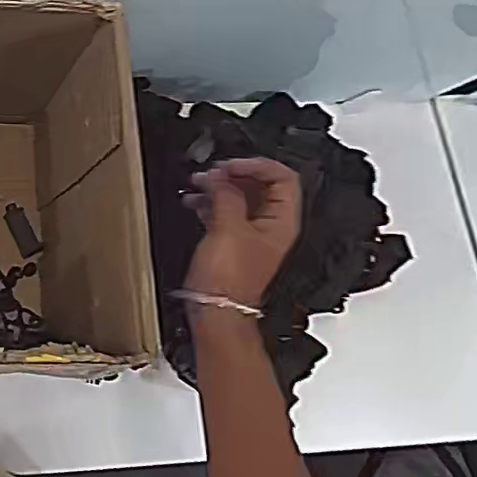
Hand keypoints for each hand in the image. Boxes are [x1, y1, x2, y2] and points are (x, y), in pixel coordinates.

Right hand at [182, 157, 302, 306]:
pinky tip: (194, 201)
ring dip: (218, 187)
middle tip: (214, 172)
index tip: (232, 165)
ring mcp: (250, 235)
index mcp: (281, 222)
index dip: (257, 165)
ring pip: (238, 198)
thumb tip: (220, 178)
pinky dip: (208, 203)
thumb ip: (226, 196)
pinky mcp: (230, 243)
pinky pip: (223, 213)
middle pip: (259, 186)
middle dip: (234, 174)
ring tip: (199, 183)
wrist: (215, 310)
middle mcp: (269, 227)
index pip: (282, 178)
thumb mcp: (229, 228)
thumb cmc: (230, 282)